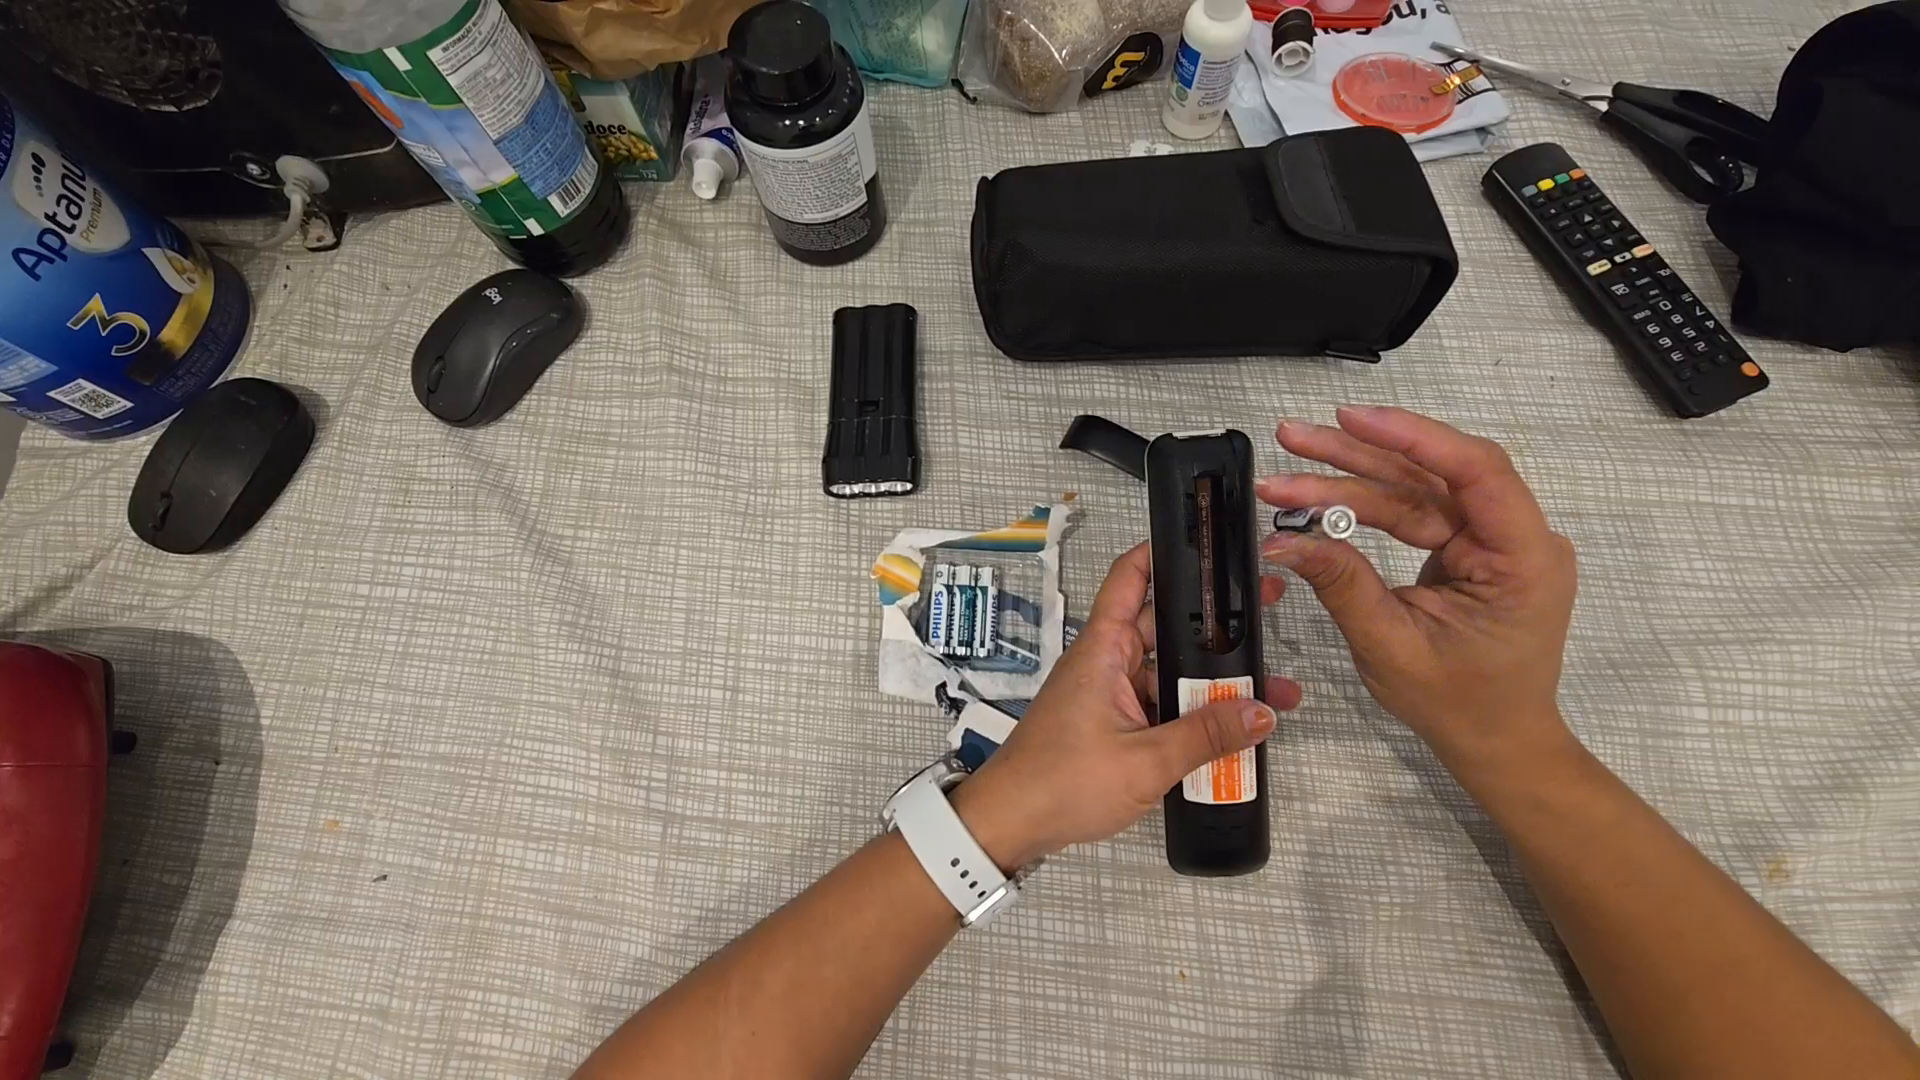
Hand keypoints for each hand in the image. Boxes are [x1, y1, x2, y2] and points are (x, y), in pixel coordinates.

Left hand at [950, 545, 1302, 871]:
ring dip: (1214, 680)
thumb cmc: (1064, 782)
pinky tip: (1236, 726)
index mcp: (1102, 649)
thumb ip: (1206, 736)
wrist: (1012, 823)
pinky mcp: (1114, 722)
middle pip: (1165, 626)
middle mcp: (1106, 661)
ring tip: (1275, 685)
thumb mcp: (1144, 761)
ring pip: (1170, 671)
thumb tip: (1263, 711)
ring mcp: (1110, 693)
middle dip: (1217, 623)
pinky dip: (1194, 712)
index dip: (1164, 552)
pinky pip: (1161, 704)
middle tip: (1270, 610)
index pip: (1129, 577)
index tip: (1211, 543)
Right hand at [1255, 406, 1577, 768]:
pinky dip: (1357, 507)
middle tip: (1290, 438)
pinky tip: (1313, 498)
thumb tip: (1282, 540)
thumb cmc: (1458, 704)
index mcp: (1522, 559)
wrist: (1494, 739)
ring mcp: (1485, 540)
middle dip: (1355, 455)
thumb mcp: (1390, 647)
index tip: (1350, 419)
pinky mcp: (1460, 548)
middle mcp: (1511, 536)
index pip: (1476, 472)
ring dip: (1346, 477)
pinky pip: (1407, 513)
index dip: (1412, 437)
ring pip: (1411, 489)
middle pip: (1430, 474)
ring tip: (1286, 462)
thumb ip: (1341, 585)